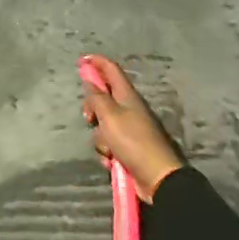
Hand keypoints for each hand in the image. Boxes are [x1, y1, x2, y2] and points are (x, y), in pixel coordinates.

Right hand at [80, 54, 184, 202]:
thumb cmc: (132, 141)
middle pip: (103, 98)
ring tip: (108, 149)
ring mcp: (129, 129)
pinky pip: (109, 143)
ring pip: (103, 124)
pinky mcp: (129, 148)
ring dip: (100, 137)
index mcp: (127, 95)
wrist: (158, 178)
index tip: (80, 61)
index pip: (111, 69)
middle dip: (92, 109)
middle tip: (89, 118)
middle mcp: (129, 108)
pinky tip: (112, 161)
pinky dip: (108, 152)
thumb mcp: (109, 115)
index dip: (96, 62)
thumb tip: (90, 80)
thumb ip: (96, 97)